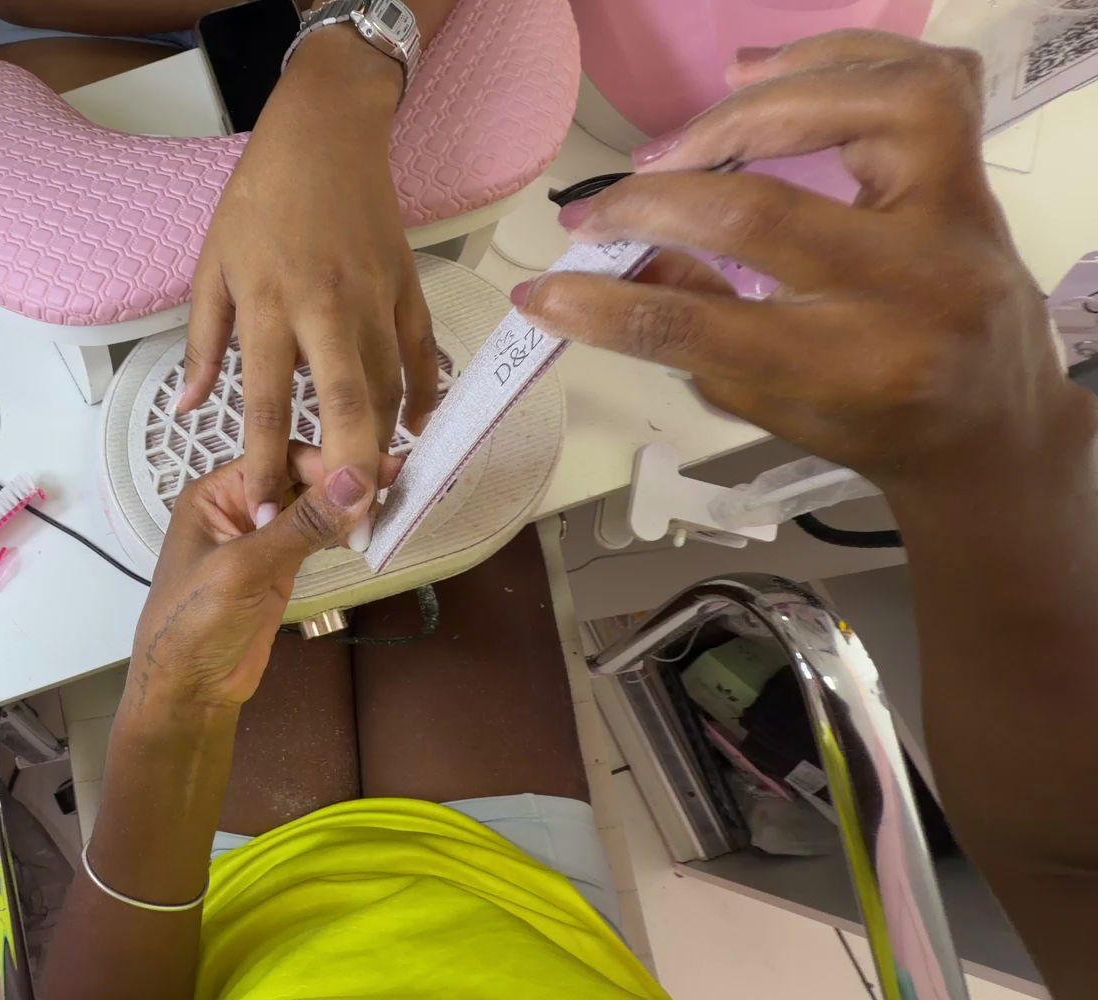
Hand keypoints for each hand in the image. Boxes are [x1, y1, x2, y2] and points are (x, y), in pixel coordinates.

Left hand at [126, 449, 393, 714]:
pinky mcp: (279, 568)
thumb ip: (301, 525)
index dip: (325, 462)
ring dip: (346, 509)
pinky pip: (315, 538)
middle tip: (394, 486)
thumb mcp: (244, 568)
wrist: (190, 689)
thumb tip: (357, 481)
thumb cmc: (196, 622)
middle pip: (298, 479)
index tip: (373, 470)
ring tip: (389, 509)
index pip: (277, 458)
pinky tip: (366, 533)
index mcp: (214, 494)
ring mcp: (260, 539)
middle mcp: (237, 507)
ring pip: (311, 509)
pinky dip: (340, 534)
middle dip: (341, 484)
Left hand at [179, 29, 438, 550]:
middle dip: (351, 471)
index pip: (263, 404)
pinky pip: (422, 356)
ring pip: (390, 388)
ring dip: (384, 445)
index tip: (264, 514)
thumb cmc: (257, 203)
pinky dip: (423, 397)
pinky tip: (415, 431)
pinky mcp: (407, 290)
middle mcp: (326, 312)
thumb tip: (186, 408)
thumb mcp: (211, 270)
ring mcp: (375, 302)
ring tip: (374, 491)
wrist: (326, 133)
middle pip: (348, 405)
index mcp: (269, 309)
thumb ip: (201, 345)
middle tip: (349, 524)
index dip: (263, 466)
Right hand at [516, 31, 1094, 498]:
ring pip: (868, 112)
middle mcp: (904, 285)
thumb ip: (686, 326)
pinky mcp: (971, 176)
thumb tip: (612, 265)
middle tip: (592, 214)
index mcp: (837, 366)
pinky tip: (754, 70)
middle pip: (759, 214)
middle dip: (649, 206)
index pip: (691, 328)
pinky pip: (924, 81)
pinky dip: (832, 59)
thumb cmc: (854, 419)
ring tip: (671, 145)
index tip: (537, 291)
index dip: (598, 307)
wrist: (984, 415)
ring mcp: (952, 218)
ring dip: (745, 114)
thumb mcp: (753, 396)